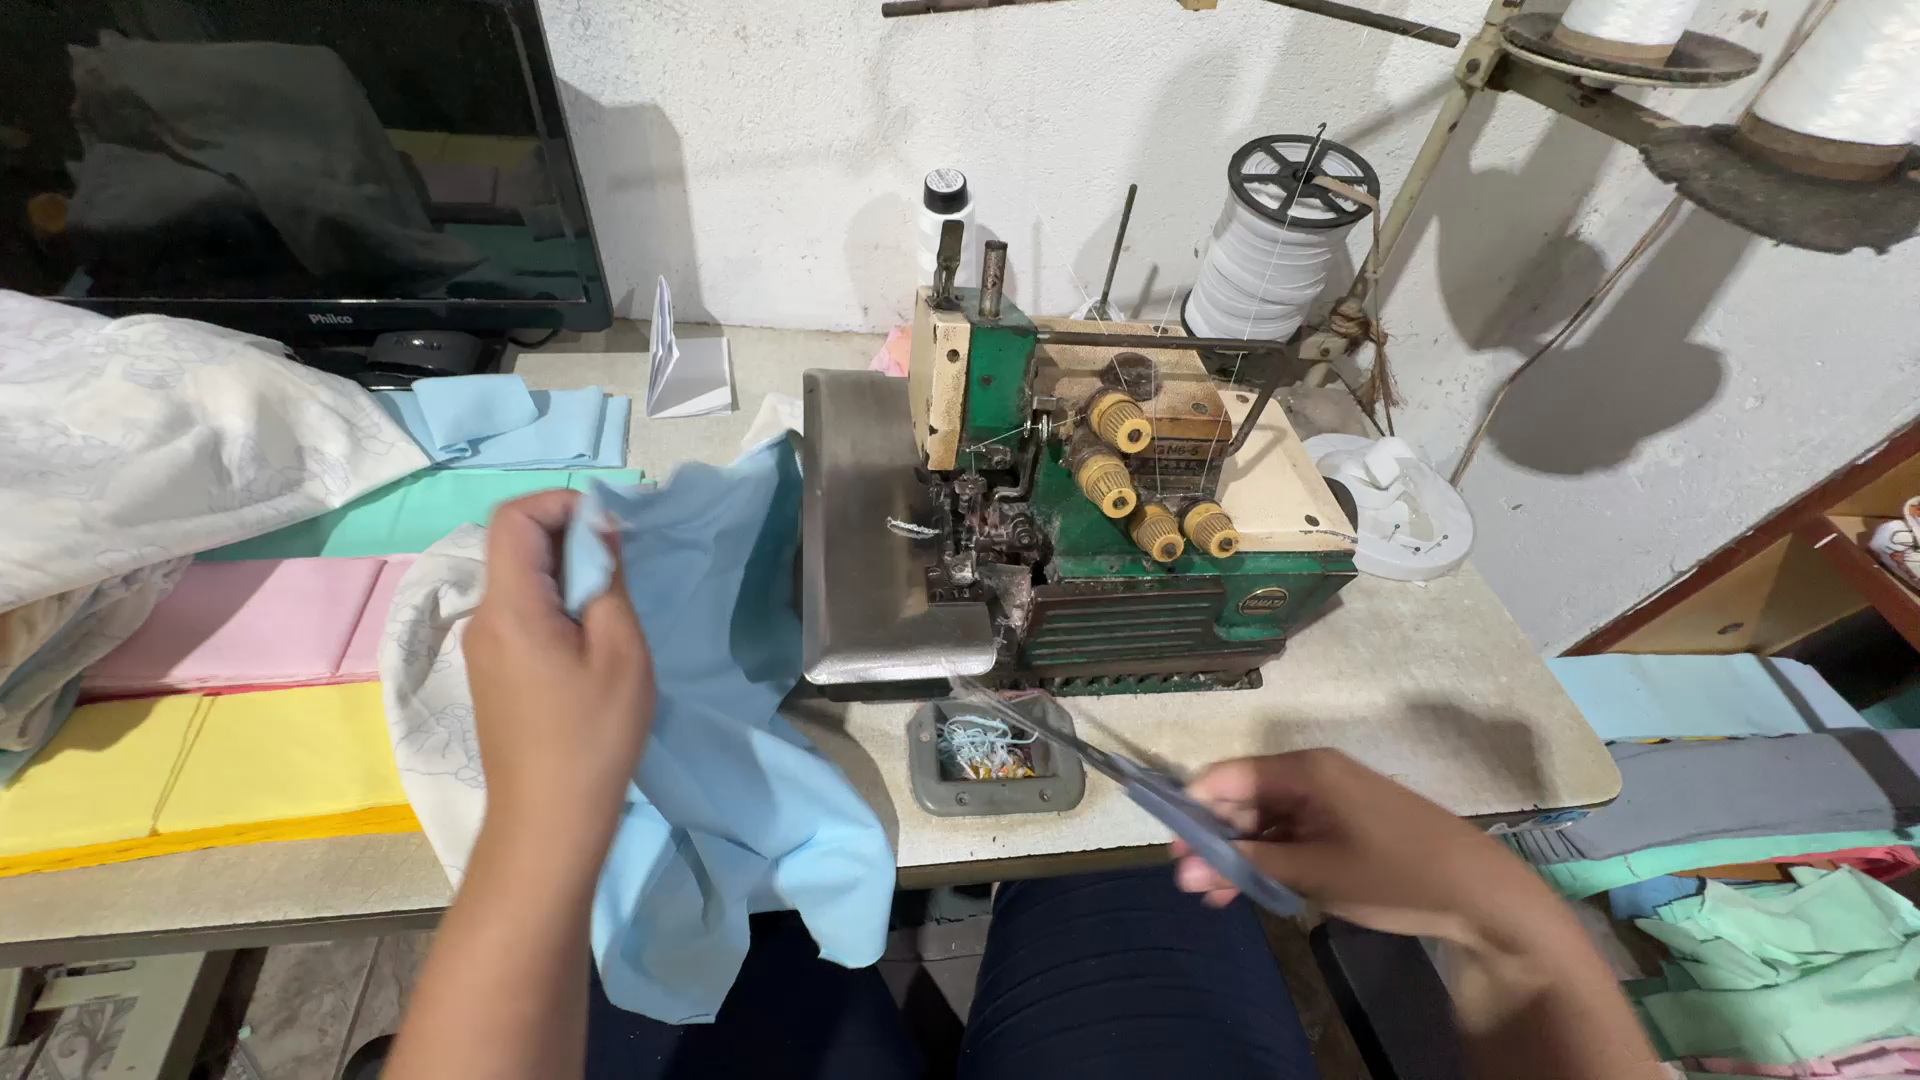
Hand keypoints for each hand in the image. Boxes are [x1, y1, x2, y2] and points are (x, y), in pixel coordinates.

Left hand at [464, 491, 654, 854]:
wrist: (550, 817)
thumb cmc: (594, 732)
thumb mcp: (621, 649)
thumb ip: (607, 580)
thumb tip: (599, 532)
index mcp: (511, 608)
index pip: (515, 518)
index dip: (563, 503)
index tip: (613, 525)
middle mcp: (484, 619)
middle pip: (516, 545)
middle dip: (572, 536)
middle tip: (625, 563)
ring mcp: (485, 648)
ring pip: (522, 579)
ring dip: (569, 571)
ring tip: (616, 603)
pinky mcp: (495, 670)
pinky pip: (523, 612)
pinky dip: (559, 601)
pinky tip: (594, 636)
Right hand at [1173, 749, 1566, 950]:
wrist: (1487, 897)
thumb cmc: (1394, 874)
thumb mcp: (1314, 872)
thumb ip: (1247, 863)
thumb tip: (1186, 867)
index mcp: (1303, 769)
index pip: (1227, 776)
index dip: (1194, 807)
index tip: (1173, 846)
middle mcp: (1311, 774)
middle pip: (1243, 798)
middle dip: (1215, 838)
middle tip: (1191, 881)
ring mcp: (1329, 798)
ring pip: (1265, 820)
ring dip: (1240, 853)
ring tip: (1216, 895)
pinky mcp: (1343, 822)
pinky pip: (1291, 833)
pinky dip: (1270, 858)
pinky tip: (1254, 888)